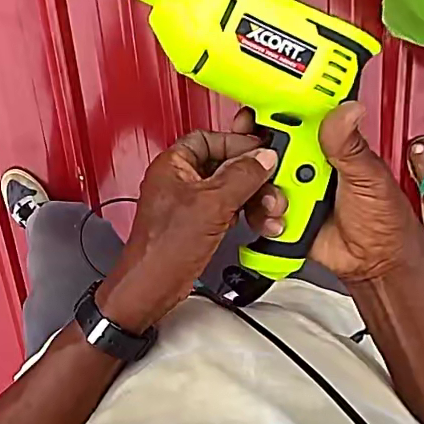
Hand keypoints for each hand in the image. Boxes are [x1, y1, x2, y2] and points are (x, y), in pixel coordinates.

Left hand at [98, 131, 279, 331]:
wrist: (153, 285)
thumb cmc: (162, 247)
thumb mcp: (212, 204)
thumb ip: (241, 176)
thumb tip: (262, 158)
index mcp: (173, 165)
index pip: (208, 138)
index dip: (236, 142)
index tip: (260, 152)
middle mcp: (180, 181)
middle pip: (225, 166)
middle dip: (253, 178)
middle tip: (271, 186)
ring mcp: (189, 204)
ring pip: (230, 190)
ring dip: (255, 199)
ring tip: (269, 211)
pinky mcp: (198, 225)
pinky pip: (228, 211)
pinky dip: (246, 216)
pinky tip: (260, 224)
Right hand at [239, 104, 423, 284]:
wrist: (376, 262)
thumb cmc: (384, 218)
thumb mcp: (368, 176)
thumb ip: (349, 144)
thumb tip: (346, 110)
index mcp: (326, 144)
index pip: (291, 118)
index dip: (267, 113)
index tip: (254, 116)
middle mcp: (304, 164)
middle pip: (263, 148)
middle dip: (256, 158)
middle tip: (268, 169)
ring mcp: (290, 190)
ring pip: (256, 181)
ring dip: (264, 193)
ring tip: (285, 204)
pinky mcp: (280, 215)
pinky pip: (257, 210)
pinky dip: (264, 217)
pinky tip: (283, 222)